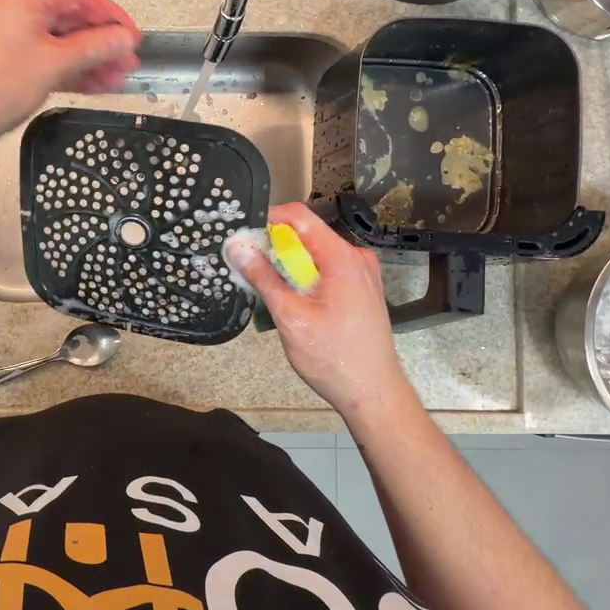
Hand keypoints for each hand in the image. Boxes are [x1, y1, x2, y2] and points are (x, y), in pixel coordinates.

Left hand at [0, 0, 140, 153]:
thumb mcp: (55, 64)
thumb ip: (95, 48)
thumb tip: (125, 39)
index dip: (113, 17)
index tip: (133, 38)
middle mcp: (18, 7)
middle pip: (73, 20)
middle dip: (103, 45)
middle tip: (128, 65)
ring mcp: (12, 33)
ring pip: (62, 43)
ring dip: (90, 62)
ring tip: (116, 81)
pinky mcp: (10, 58)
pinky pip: (48, 57)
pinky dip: (69, 70)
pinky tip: (94, 86)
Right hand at [224, 203, 416, 418]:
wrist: (372, 393)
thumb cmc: (332, 357)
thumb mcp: (290, 317)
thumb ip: (263, 277)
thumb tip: (237, 246)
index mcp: (342, 258)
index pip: (300, 217)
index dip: (268, 220)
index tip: (244, 238)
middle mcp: (356, 258)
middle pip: (306, 235)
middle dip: (275, 248)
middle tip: (250, 271)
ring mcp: (362, 274)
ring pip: (314, 255)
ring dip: (288, 267)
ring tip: (270, 293)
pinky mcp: (361, 289)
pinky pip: (326, 271)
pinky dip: (304, 279)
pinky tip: (293, 304)